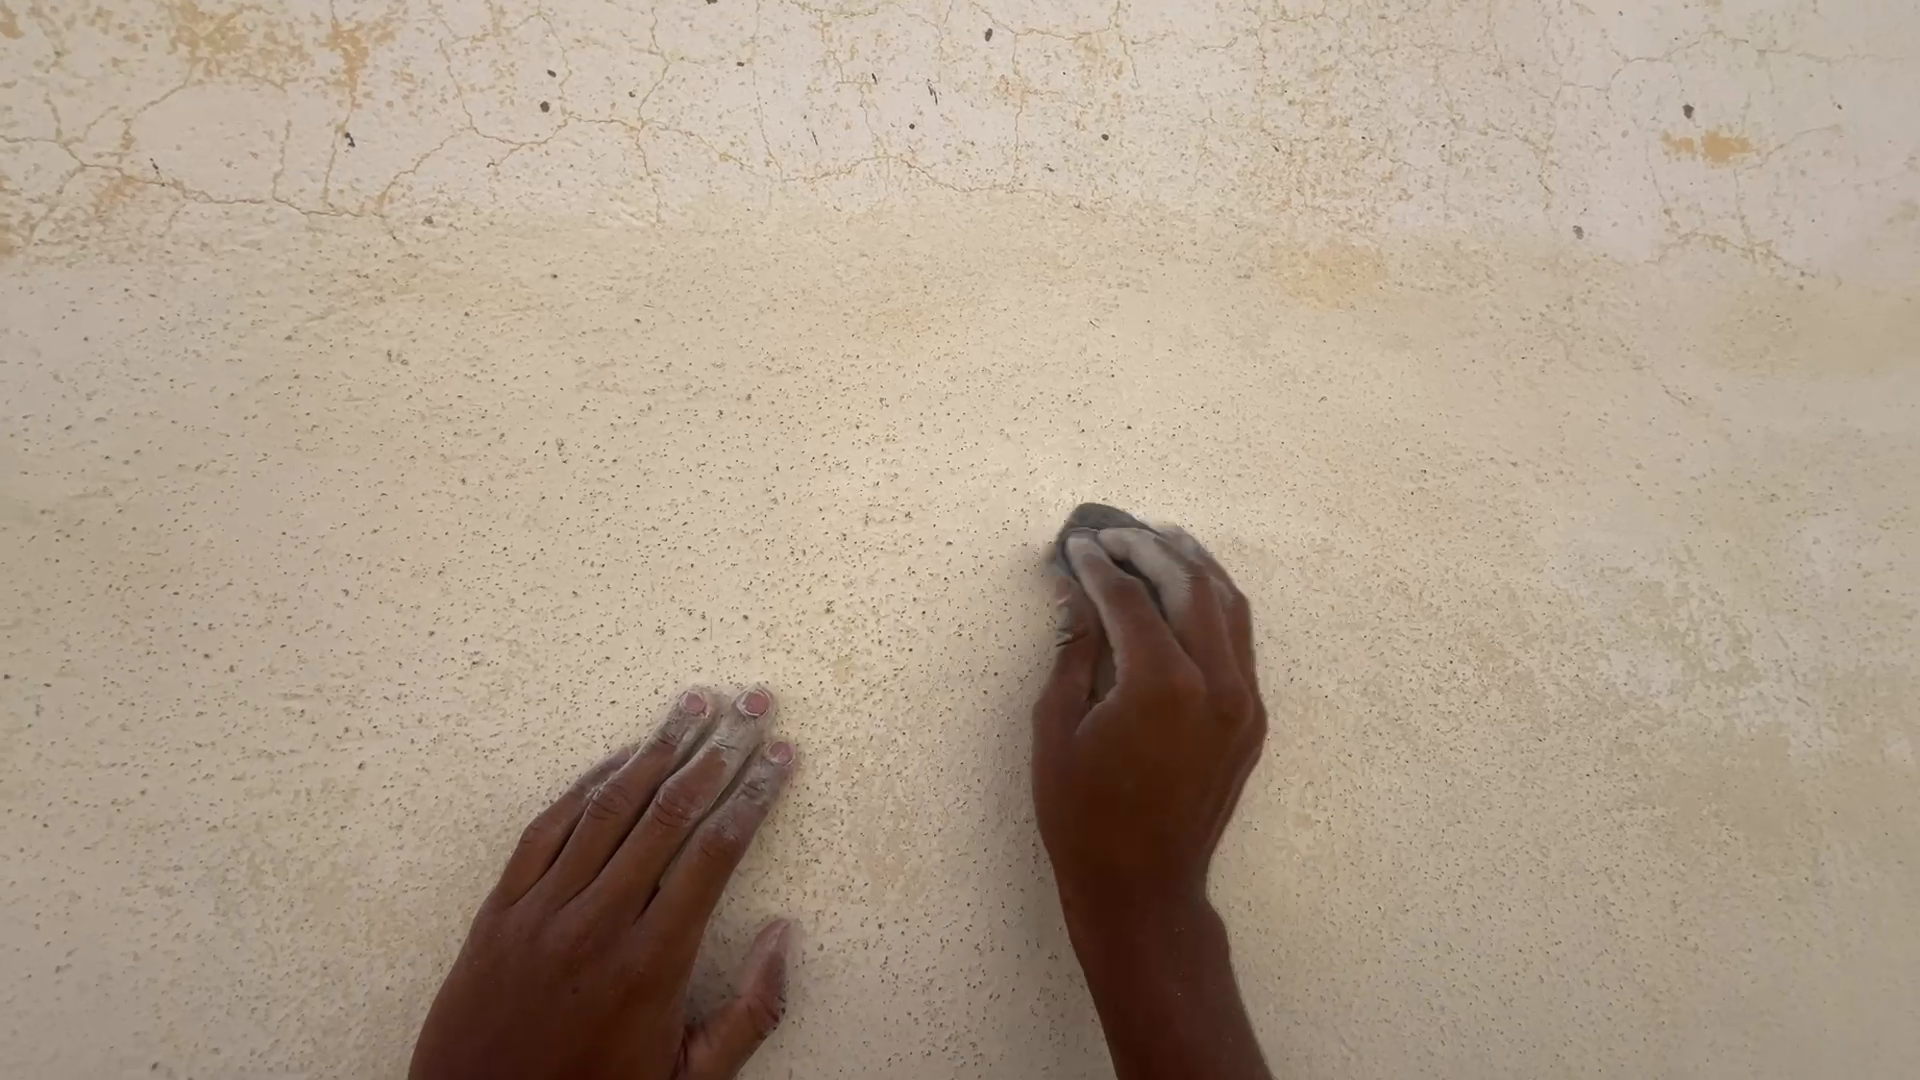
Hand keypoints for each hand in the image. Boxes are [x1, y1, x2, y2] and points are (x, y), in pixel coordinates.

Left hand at [410, 687, 797, 1079]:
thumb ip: (751, 1014)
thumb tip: (782, 933)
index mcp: (650, 963)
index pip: (715, 852)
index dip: (755, 794)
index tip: (782, 754)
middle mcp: (598, 922)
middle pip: (670, 813)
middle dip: (721, 750)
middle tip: (752, 705)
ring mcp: (543, 911)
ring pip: (610, 807)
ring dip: (659, 747)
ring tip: (695, 703)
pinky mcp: (499, 910)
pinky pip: (546, 828)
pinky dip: (588, 784)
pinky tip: (621, 755)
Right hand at [1032, 525, 1271, 1079]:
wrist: (1144, 886)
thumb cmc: (1083, 813)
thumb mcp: (1056, 726)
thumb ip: (1072, 649)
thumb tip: (1073, 590)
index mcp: (1160, 685)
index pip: (1129, 599)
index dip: (1098, 565)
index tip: (1076, 542)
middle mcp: (1216, 682)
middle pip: (1188, 586)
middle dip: (1148, 549)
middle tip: (1112, 532)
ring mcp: (1245, 699)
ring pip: (1228, 604)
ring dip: (1193, 563)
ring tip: (1160, 537)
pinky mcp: (1254, 717)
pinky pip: (1240, 638)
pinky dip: (1215, 601)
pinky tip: (1190, 589)